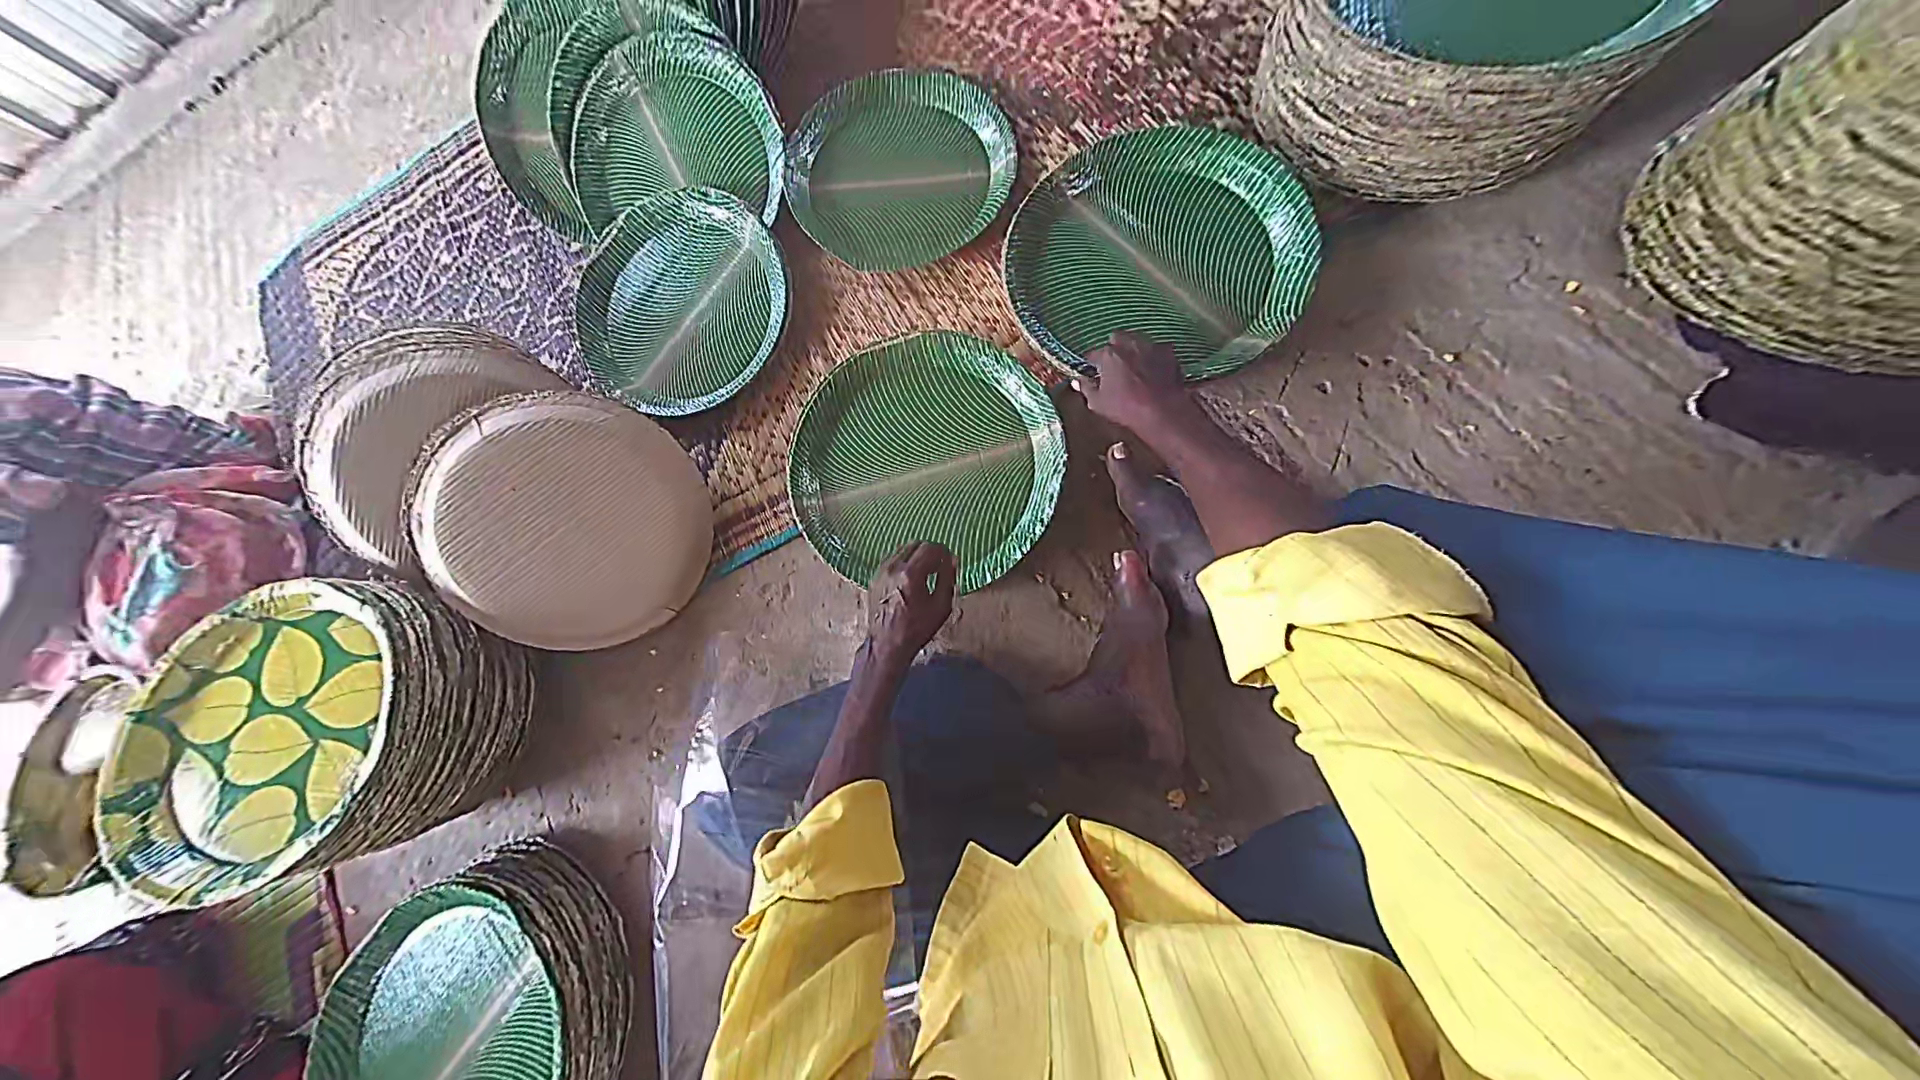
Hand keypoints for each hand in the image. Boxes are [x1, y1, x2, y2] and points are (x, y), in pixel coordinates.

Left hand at [866, 542, 955, 665]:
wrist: (887, 644)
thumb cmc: (916, 628)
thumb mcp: (941, 606)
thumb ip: (948, 578)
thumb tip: (952, 560)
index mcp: (910, 574)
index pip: (930, 548)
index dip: (944, 552)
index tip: (949, 561)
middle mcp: (893, 567)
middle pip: (916, 544)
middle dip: (930, 551)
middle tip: (939, 565)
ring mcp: (881, 571)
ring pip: (903, 549)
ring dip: (917, 555)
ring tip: (925, 572)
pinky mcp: (875, 576)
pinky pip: (893, 559)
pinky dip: (904, 562)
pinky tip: (910, 577)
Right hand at [1069, 332, 1199, 439]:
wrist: (1163, 411)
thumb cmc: (1126, 408)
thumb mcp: (1098, 403)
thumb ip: (1086, 388)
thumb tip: (1078, 381)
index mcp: (1108, 354)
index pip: (1093, 354)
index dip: (1091, 365)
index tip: (1092, 373)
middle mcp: (1129, 343)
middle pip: (1116, 339)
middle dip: (1113, 349)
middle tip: (1114, 367)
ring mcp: (1150, 345)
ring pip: (1137, 340)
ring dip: (1132, 349)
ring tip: (1134, 367)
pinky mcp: (1168, 352)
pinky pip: (1155, 349)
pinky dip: (1152, 356)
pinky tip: (1152, 370)